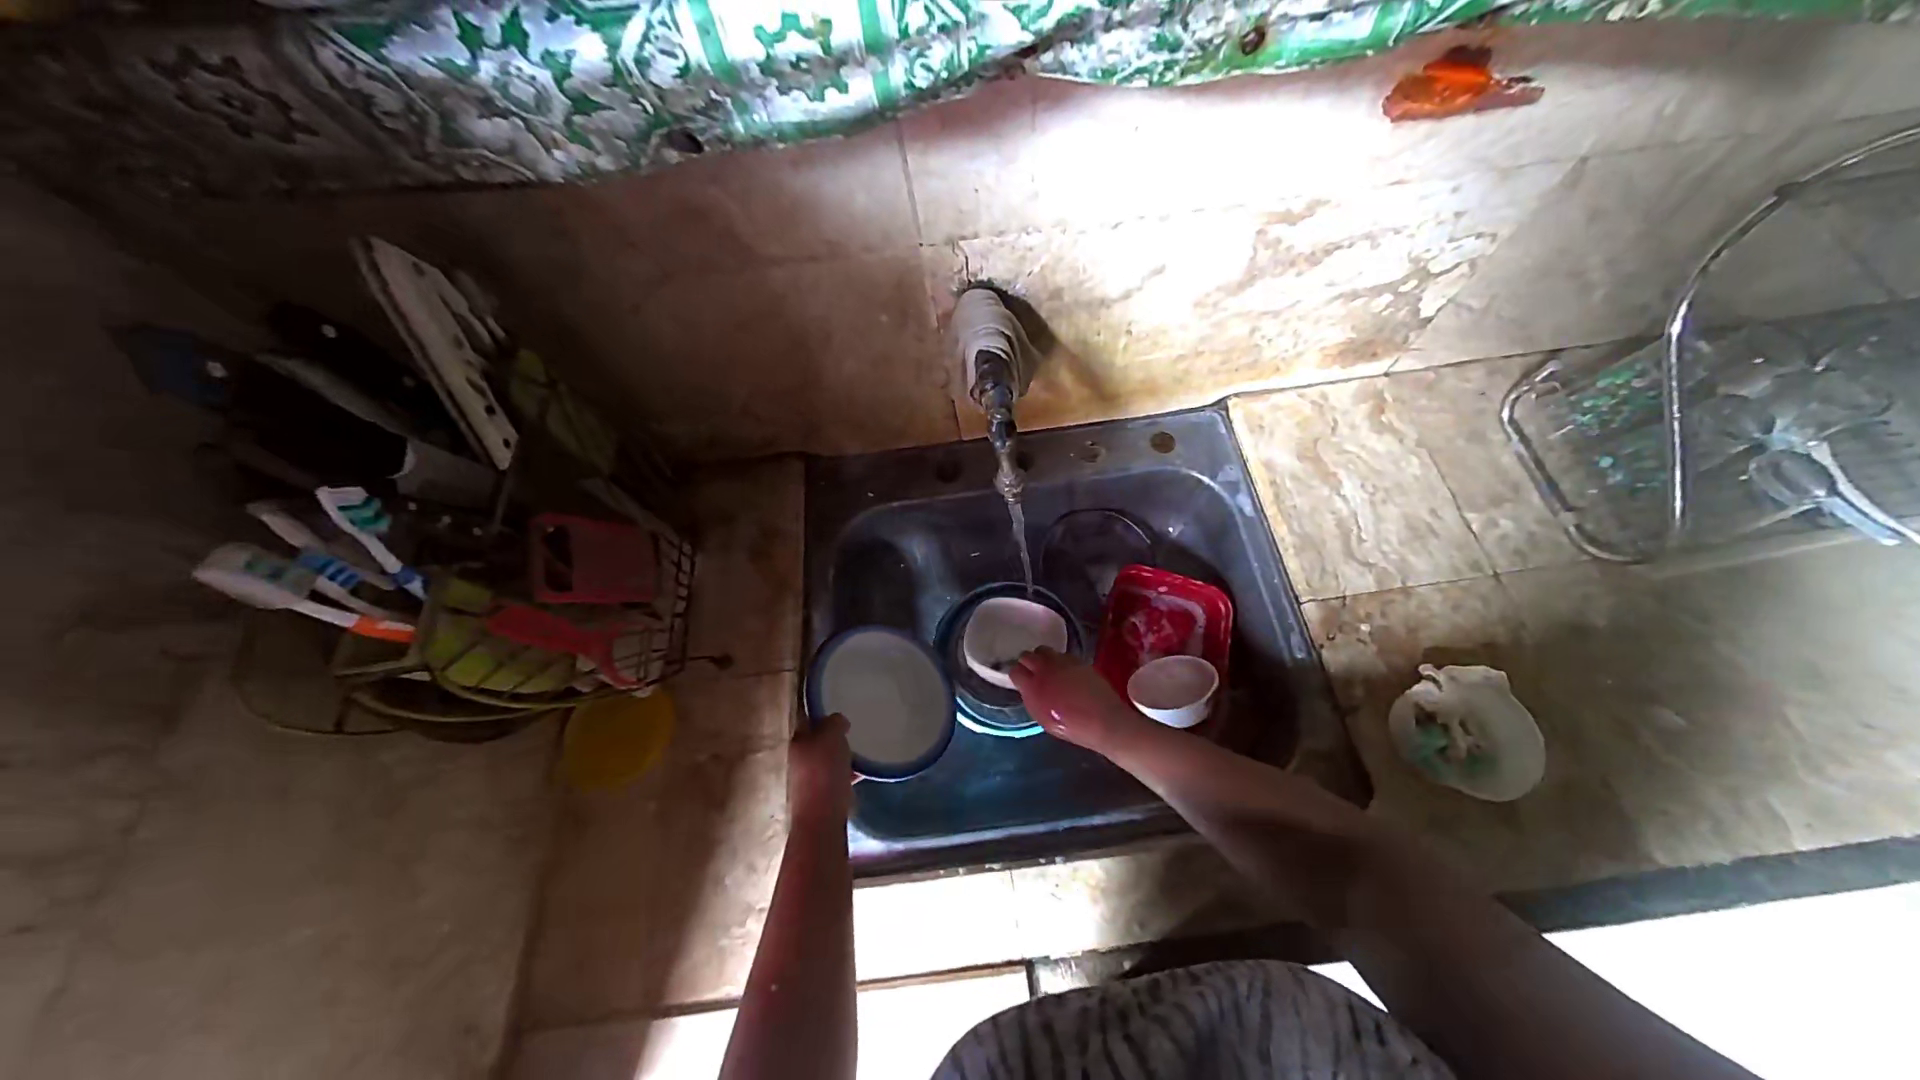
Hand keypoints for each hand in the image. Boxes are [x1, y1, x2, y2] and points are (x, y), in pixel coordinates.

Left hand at [788, 713, 852, 817]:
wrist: (822, 819)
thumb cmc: (825, 772)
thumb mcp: (832, 737)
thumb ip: (835, 722)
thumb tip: (838, 721)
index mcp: (798, 741)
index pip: (808, 719)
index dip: (823, 713)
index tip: (840, 711)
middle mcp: (798, 758)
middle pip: (818, 740)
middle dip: (835, 737)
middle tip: (853, 732)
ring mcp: (807, 779)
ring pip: (827, 759)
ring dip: (842, 756)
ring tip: (860, 754)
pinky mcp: (818, 796)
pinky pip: (834, 777)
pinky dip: (846, 773)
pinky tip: (860, 774)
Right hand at [1009, 648, 1152, 753]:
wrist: (1105, 721)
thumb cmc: (1074, 727)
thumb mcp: (1044, 719)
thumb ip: (1033, 699)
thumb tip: (1028, 688)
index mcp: (1034, 688)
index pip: (1015, 671)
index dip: (1016, 675)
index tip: (1020, 679)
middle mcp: (1046, 670)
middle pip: (1027, 655)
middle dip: (1026, 662)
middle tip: (1032, 672)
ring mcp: (1063, 662)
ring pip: (1043, 650)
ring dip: (1042, 658)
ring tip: (1048, 668)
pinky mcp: (1078, 660)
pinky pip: (1061, 655)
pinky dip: (1058, 660)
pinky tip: (1064, 671)